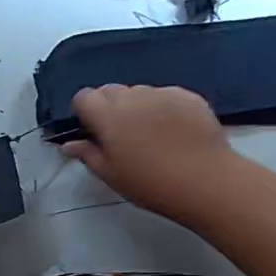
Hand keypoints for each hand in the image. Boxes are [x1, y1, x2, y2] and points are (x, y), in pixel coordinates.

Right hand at [60, 85, 239, 221]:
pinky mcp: (188, 96)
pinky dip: (165, 108)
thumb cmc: (152, 184)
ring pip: (140, 92)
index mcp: (108, 115)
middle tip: (122, 137)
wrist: (205, 182)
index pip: (84, 97)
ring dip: (138, 107)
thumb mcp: (112, 176)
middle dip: (110, 107)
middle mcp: (133, 97)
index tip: (94, 131)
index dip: (85, 112)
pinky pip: (167, 95)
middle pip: (111, 91)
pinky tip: (175, 132)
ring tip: (152, 136)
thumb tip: (70, 144)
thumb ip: (88, 155)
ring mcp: (163, 93)